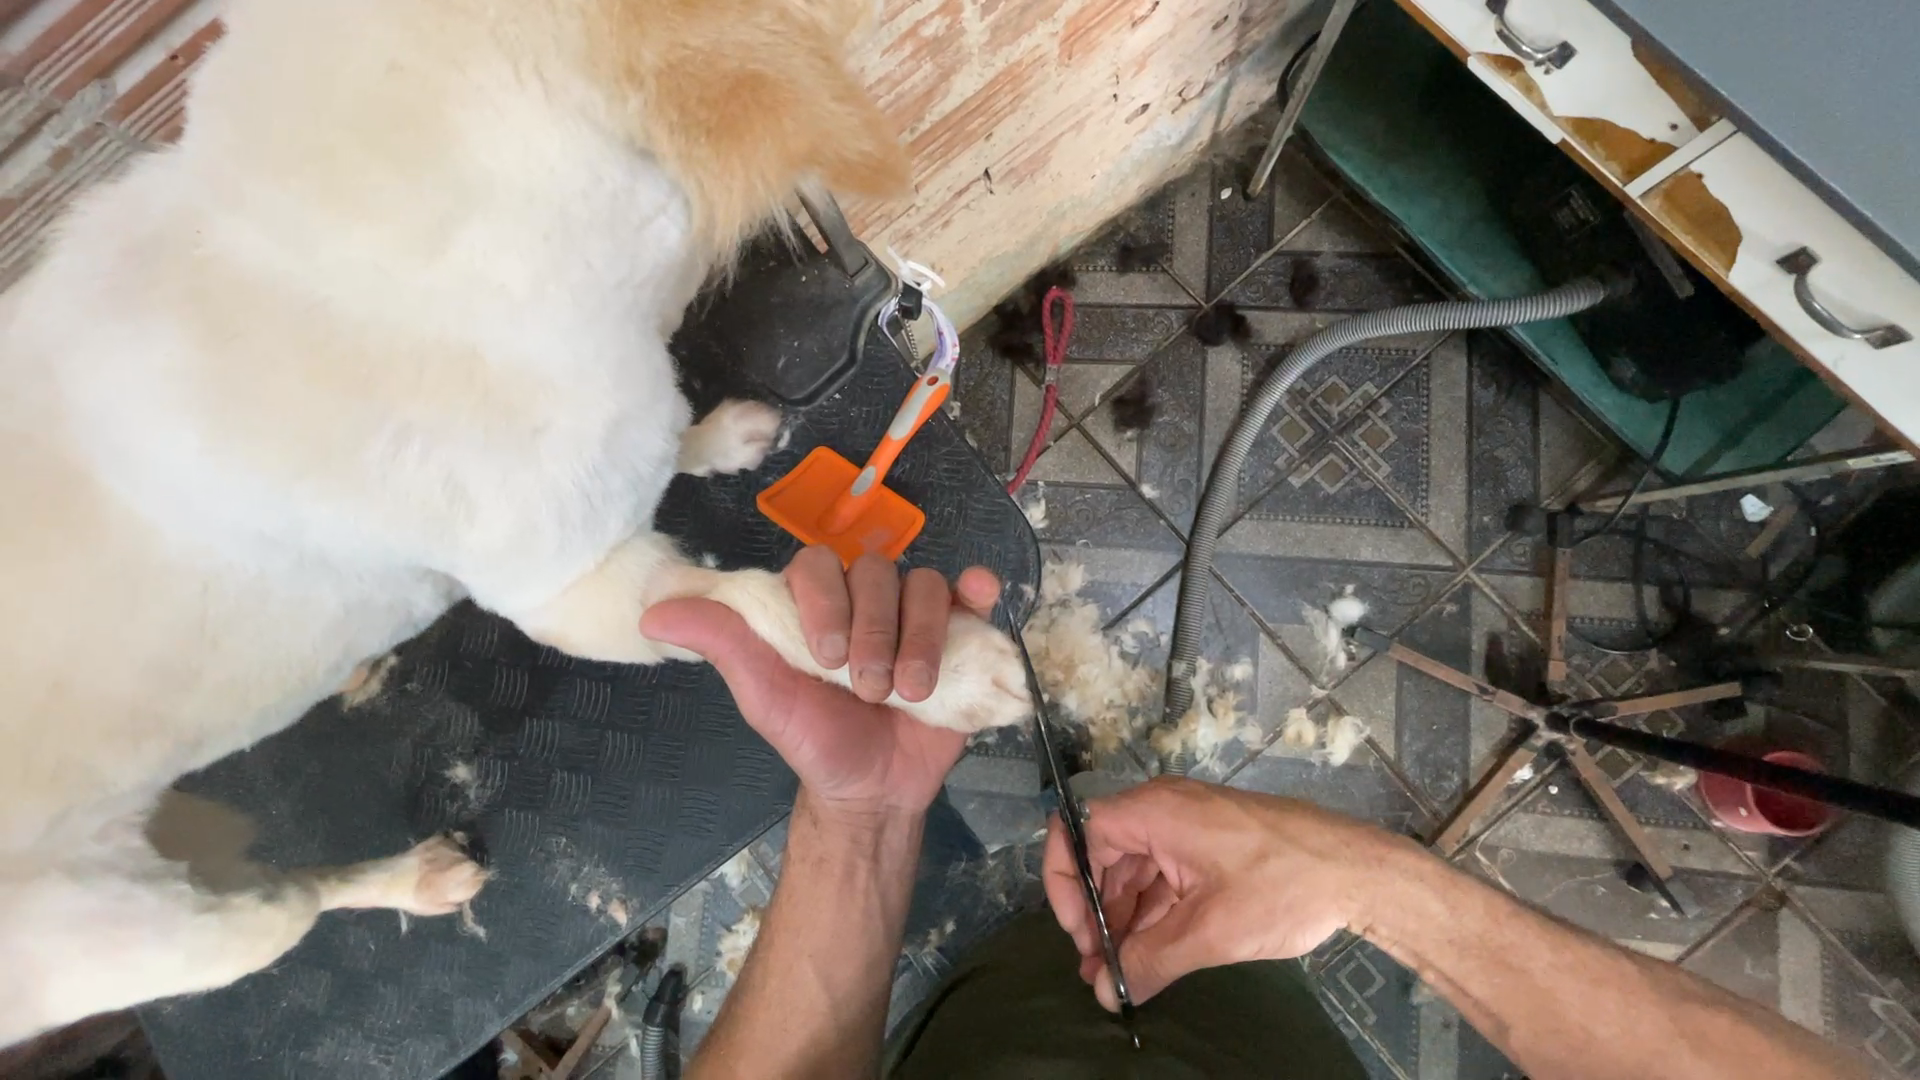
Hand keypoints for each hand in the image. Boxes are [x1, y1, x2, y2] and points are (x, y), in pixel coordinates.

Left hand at [640, 548, 1001, 819]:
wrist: (874, 787)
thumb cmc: (816, 738)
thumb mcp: (764, 695)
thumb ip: (722, 644)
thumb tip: (652, 611)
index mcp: (817, 603)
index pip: (819, 564)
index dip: (826, 599)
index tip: (825, 654)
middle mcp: (867, 598)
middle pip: (878, 572)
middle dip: (874, 629)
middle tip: (868, 687)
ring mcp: (915, 613)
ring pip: (924, 585)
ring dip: (920, 635)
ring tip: (911, 691)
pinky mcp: (959, 631)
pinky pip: (970, 594)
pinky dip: (976, 590)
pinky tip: (977, 597)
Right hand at [1043, 776, 1411, 1009]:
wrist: (1358, 870)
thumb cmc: (1280, 887)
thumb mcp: (1209, 931)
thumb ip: (1151, 960)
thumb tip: (1107, 993)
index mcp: (1152, 811)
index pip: (1078, 832)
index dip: (1066, 883)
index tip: (1077, 933)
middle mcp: (1159, 809)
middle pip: (1103, 854)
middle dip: (1096, 911)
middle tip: (1098, 967)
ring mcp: (1183, 825)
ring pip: (1133, 868)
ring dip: (1123, 918)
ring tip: (1119, 972)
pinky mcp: (1204, 844)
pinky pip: (1162, 874)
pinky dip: (1151, 911)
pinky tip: (1149, 952)